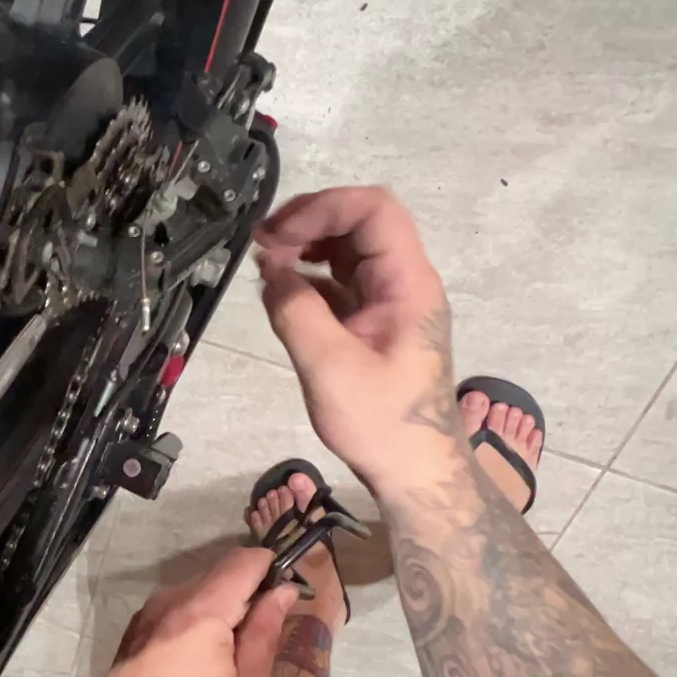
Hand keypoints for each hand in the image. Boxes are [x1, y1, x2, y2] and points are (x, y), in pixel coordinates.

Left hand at [86, 547, 299, 676]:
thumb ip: (265, 630)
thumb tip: (283, 590)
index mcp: (200, 610)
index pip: (242, 561)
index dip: (270, 568)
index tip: (285, 594)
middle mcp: (169, 600)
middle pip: (218, 574)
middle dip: (246, 591)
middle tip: (261, 636)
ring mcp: (146, 613)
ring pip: (196, 590)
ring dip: (220, 608)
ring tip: (228, 657)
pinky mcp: (134, 630)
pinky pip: (175, 608)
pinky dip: (195, 619)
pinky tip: (197, 662)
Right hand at [255, 186, 461, 483]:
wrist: (414, 468)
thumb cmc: (379, 422)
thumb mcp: (329, 368)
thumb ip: (295, 313)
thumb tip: (269, 272)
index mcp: (408, 283)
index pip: (373, 211)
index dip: (322, 209)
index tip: (276, 236)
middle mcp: (404, 282)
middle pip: (361, 223)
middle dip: (309, 222)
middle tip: (263, 244)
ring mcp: (390, 302)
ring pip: (349, 250)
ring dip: (307, 247)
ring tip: (266, 263)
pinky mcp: (374, 324)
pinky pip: (342, 283)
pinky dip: (309, 278)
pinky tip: (281, 291)